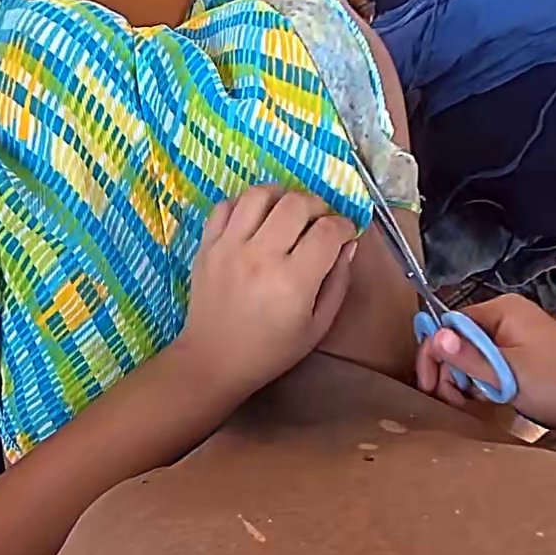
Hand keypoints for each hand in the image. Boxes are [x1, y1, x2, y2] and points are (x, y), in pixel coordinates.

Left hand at [170, 186, 357, 397]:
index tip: (346, 233)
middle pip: (297, 203)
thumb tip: (348, 245)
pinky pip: (227, 205)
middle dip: (318, 206)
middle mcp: (261, 257)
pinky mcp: (207, 245)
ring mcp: (229, 247)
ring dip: (282, 196)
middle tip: (320, 222)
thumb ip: (337, 283)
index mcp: (293, 282)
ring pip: (260, 194)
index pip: (328, 231)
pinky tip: (257, 219)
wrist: (215, 360)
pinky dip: (246, 204)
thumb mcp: (318, 326)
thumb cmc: (271, 350)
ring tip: (288, 212)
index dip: (345, 226)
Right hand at [415, 294, 555, 431]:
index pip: (451, 323)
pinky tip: (483, 399)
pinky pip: (488, 363)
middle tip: (448, 399)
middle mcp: (508, 316)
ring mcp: (516, 335)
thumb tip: (434, 337)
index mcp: (504, 309)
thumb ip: (468, 357)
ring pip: (472, 354)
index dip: (436, 354)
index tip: (429, 384)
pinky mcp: (521, 354)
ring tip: (466, 403)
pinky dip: (480, 381)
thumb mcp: (505, 374)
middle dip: (449, 371)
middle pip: (459, 339)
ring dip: (463, 380)